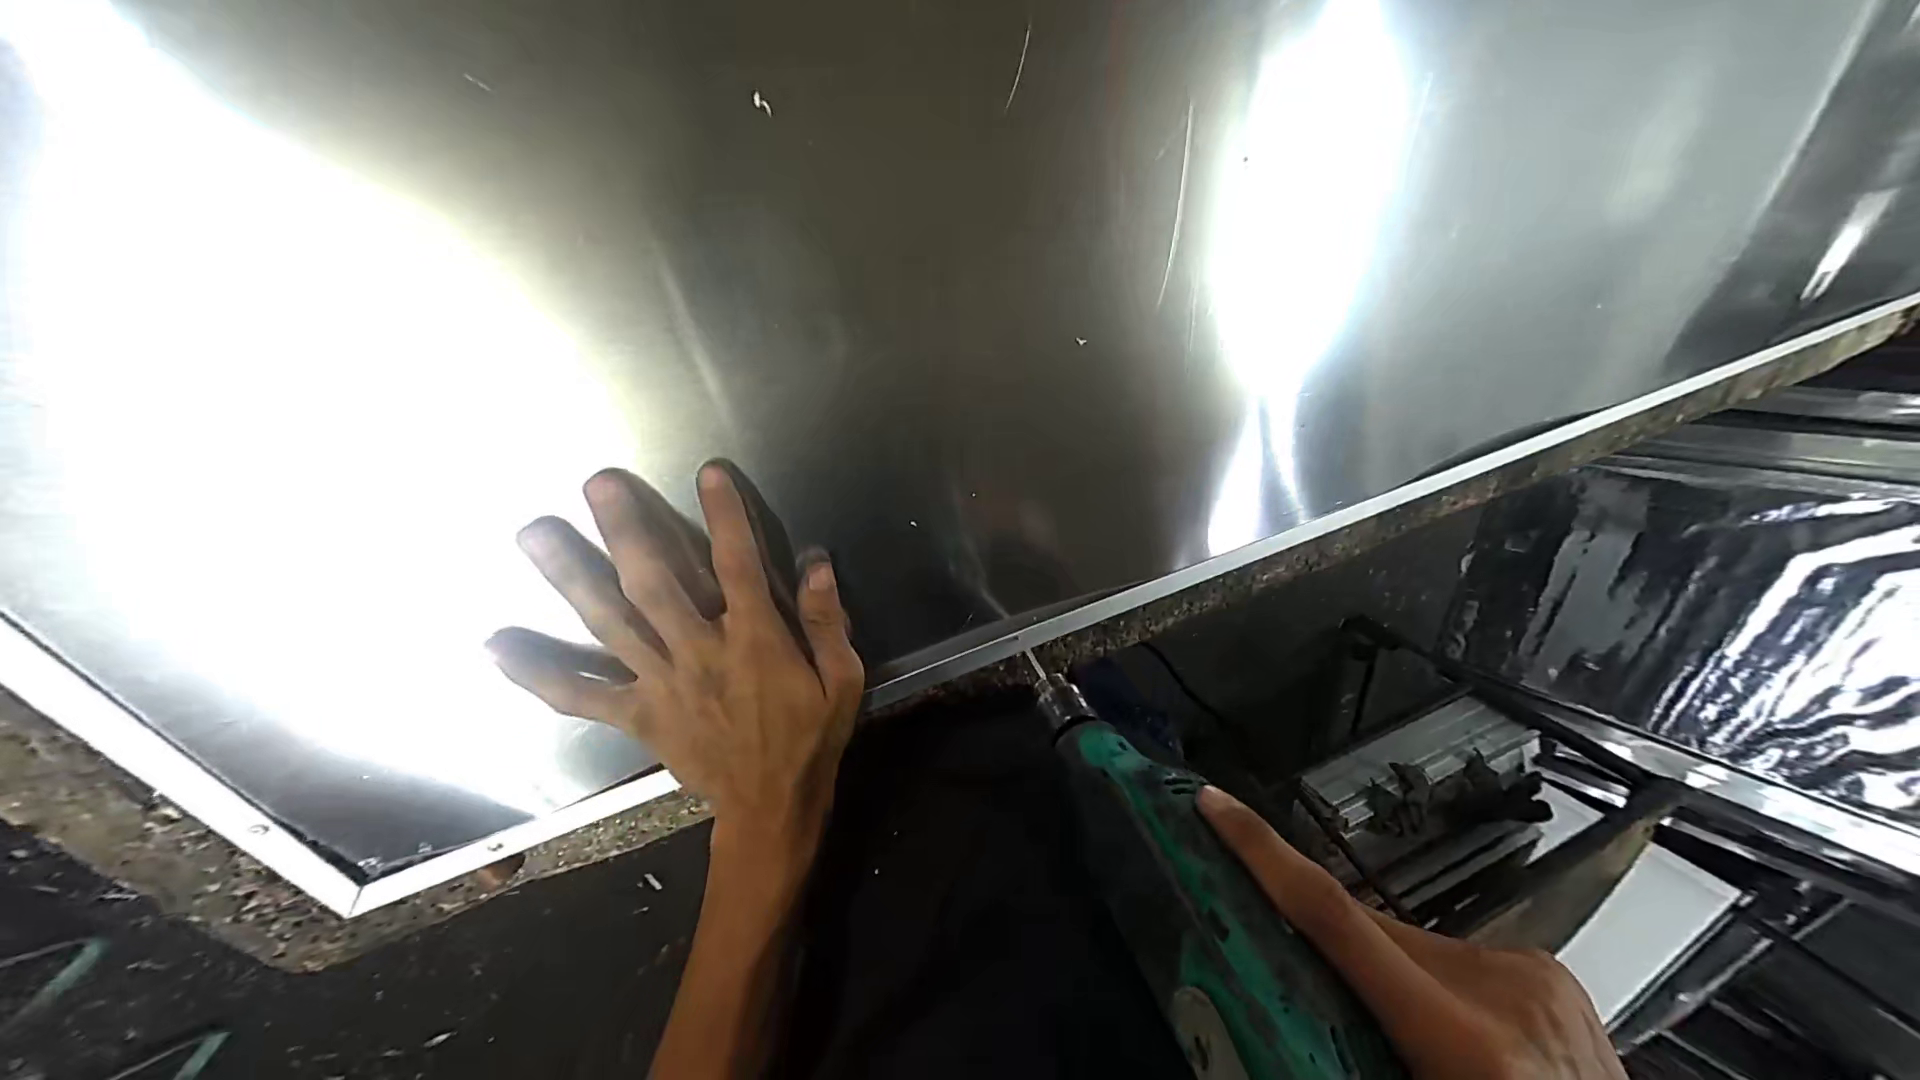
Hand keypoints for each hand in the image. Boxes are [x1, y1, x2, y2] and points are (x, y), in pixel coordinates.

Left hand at [489, 463, 863, 848]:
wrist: (771, 805)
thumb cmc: (811, 735)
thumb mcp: (842, 679)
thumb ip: (827, 620)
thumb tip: (815, 561)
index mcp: (755, 641)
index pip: (738, 565)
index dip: (725, 516)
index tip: (709, 474)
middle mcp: (700, 653)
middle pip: (656, 583)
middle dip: (627, 530)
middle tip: (597, 484)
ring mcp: (661, 683)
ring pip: (609, 624)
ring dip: (570, 577)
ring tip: (534, 534)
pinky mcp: (637, 715)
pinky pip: (581, 694)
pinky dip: (538, 672)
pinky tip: (497, 645)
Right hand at [1197, 787, 1626, 1079]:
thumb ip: (1343, 1049)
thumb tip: (1271, 1014)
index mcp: (1464, 1040)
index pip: (1333, 913)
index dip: (1261, 850)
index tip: (1214, 802)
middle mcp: (1504, 994)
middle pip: (1366, 925)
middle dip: (1323, 939)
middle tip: (1288, 966)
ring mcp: (1538, 979)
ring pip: (1406, 939)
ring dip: (1380, 967)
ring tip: (1390, 1026)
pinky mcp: (1557, 978)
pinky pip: (1453, 955)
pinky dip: (1426, 978)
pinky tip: (1444, 1030)